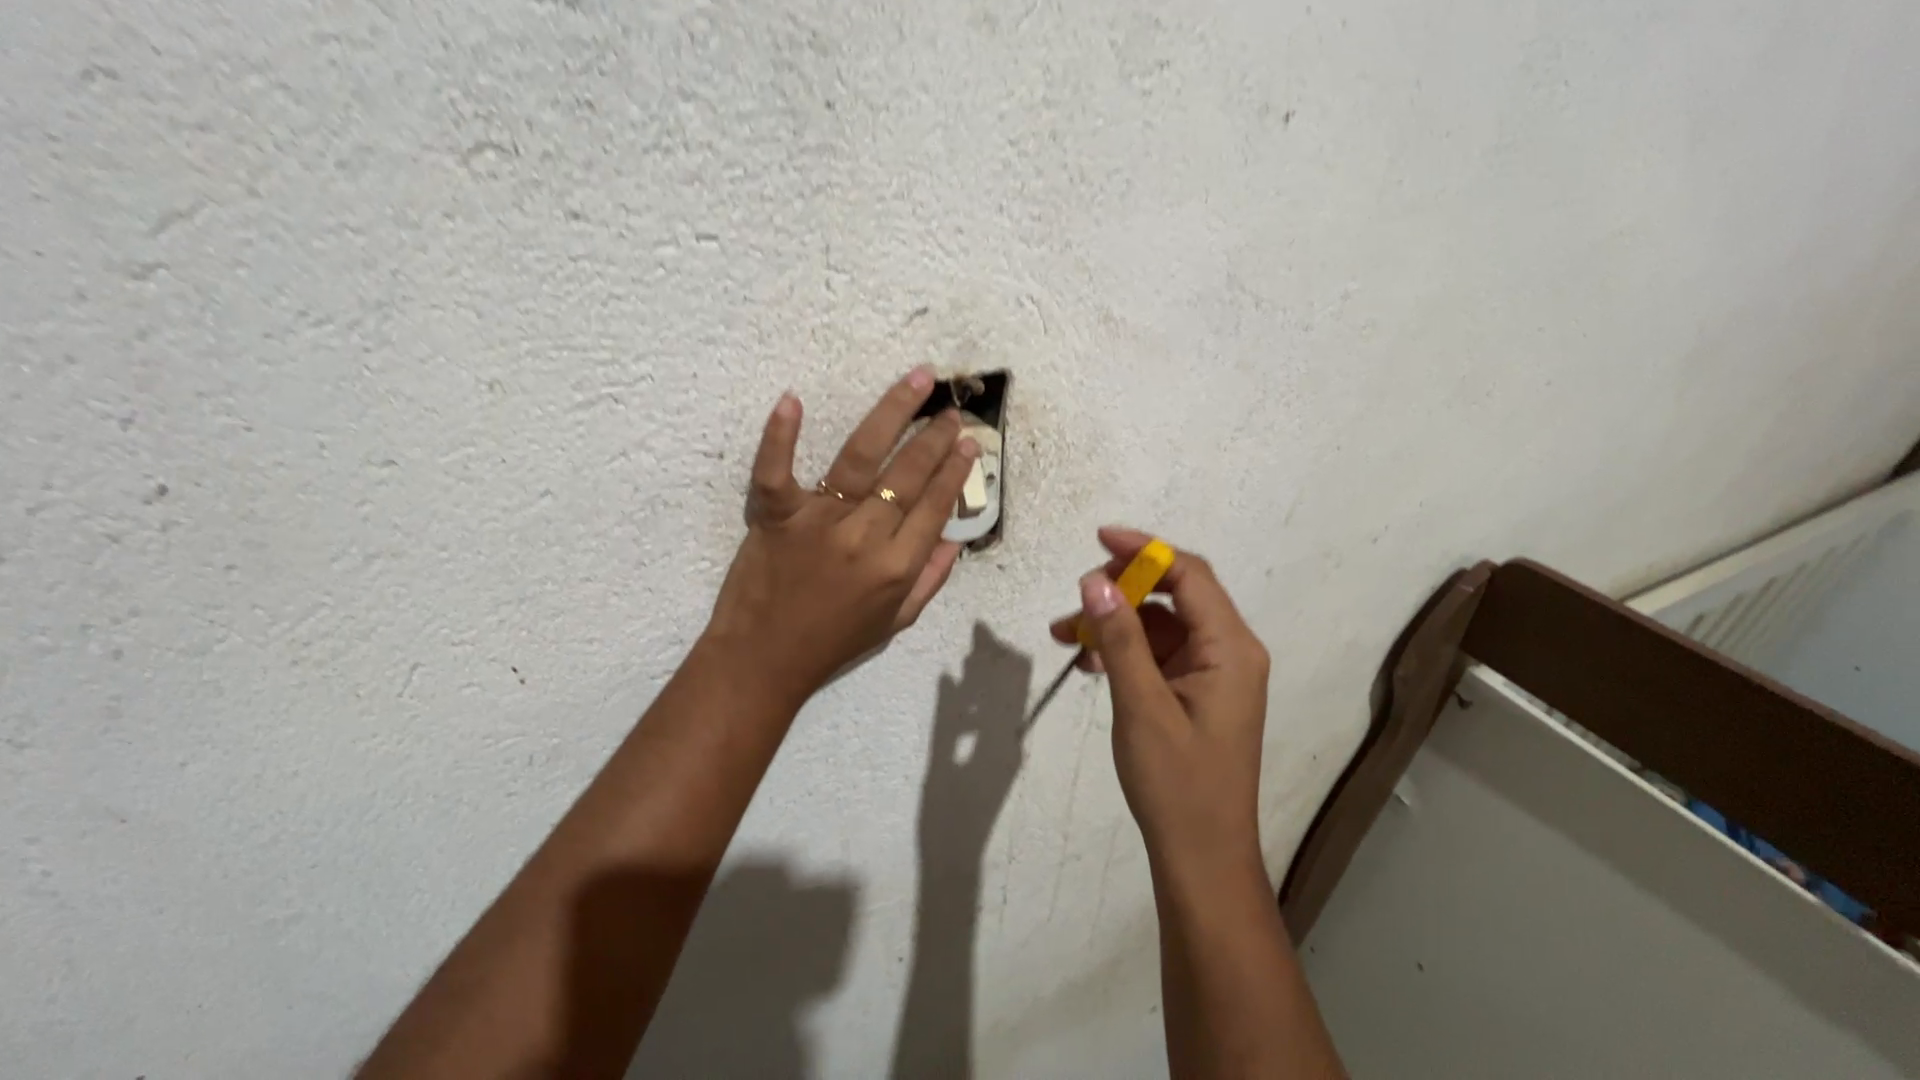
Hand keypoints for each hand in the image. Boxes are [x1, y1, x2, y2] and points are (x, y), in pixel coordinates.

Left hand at [704, 368, 978, 700]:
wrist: (762, 663)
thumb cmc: (831, 644)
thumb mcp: (895, 623)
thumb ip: (930, 581)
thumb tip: (956, 541)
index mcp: (897, 566)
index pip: (935, 507)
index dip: (955, 472)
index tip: (970, 444)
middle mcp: (865, 538)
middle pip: (906, 475)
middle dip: (935, 438)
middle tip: (951, 410)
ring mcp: (819, 523)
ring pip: (860, 457)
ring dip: (892, 413)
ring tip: (917, 381)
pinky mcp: (775, 517)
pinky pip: (775, 472)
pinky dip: (780, 437)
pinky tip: (793, 400)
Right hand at [1050, 528, 1271, 878]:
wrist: (1202, 855)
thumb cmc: (1177, 783)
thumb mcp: (1142, 707)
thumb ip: (1120, 640)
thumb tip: (1096, 580)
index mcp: (1231, 649)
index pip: (1191, 575)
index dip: (1145, 550)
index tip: (1097, 540)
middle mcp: (1231, 653)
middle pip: (1177, 596)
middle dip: (1124, 590)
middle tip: (1077, 598)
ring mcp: (1215, 675)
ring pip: (1163, 626)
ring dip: (1117, 624)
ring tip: (1065, 636)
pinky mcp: (1198, 695)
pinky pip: (1160, 656)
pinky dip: (1126, 652)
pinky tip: (1089, 665)